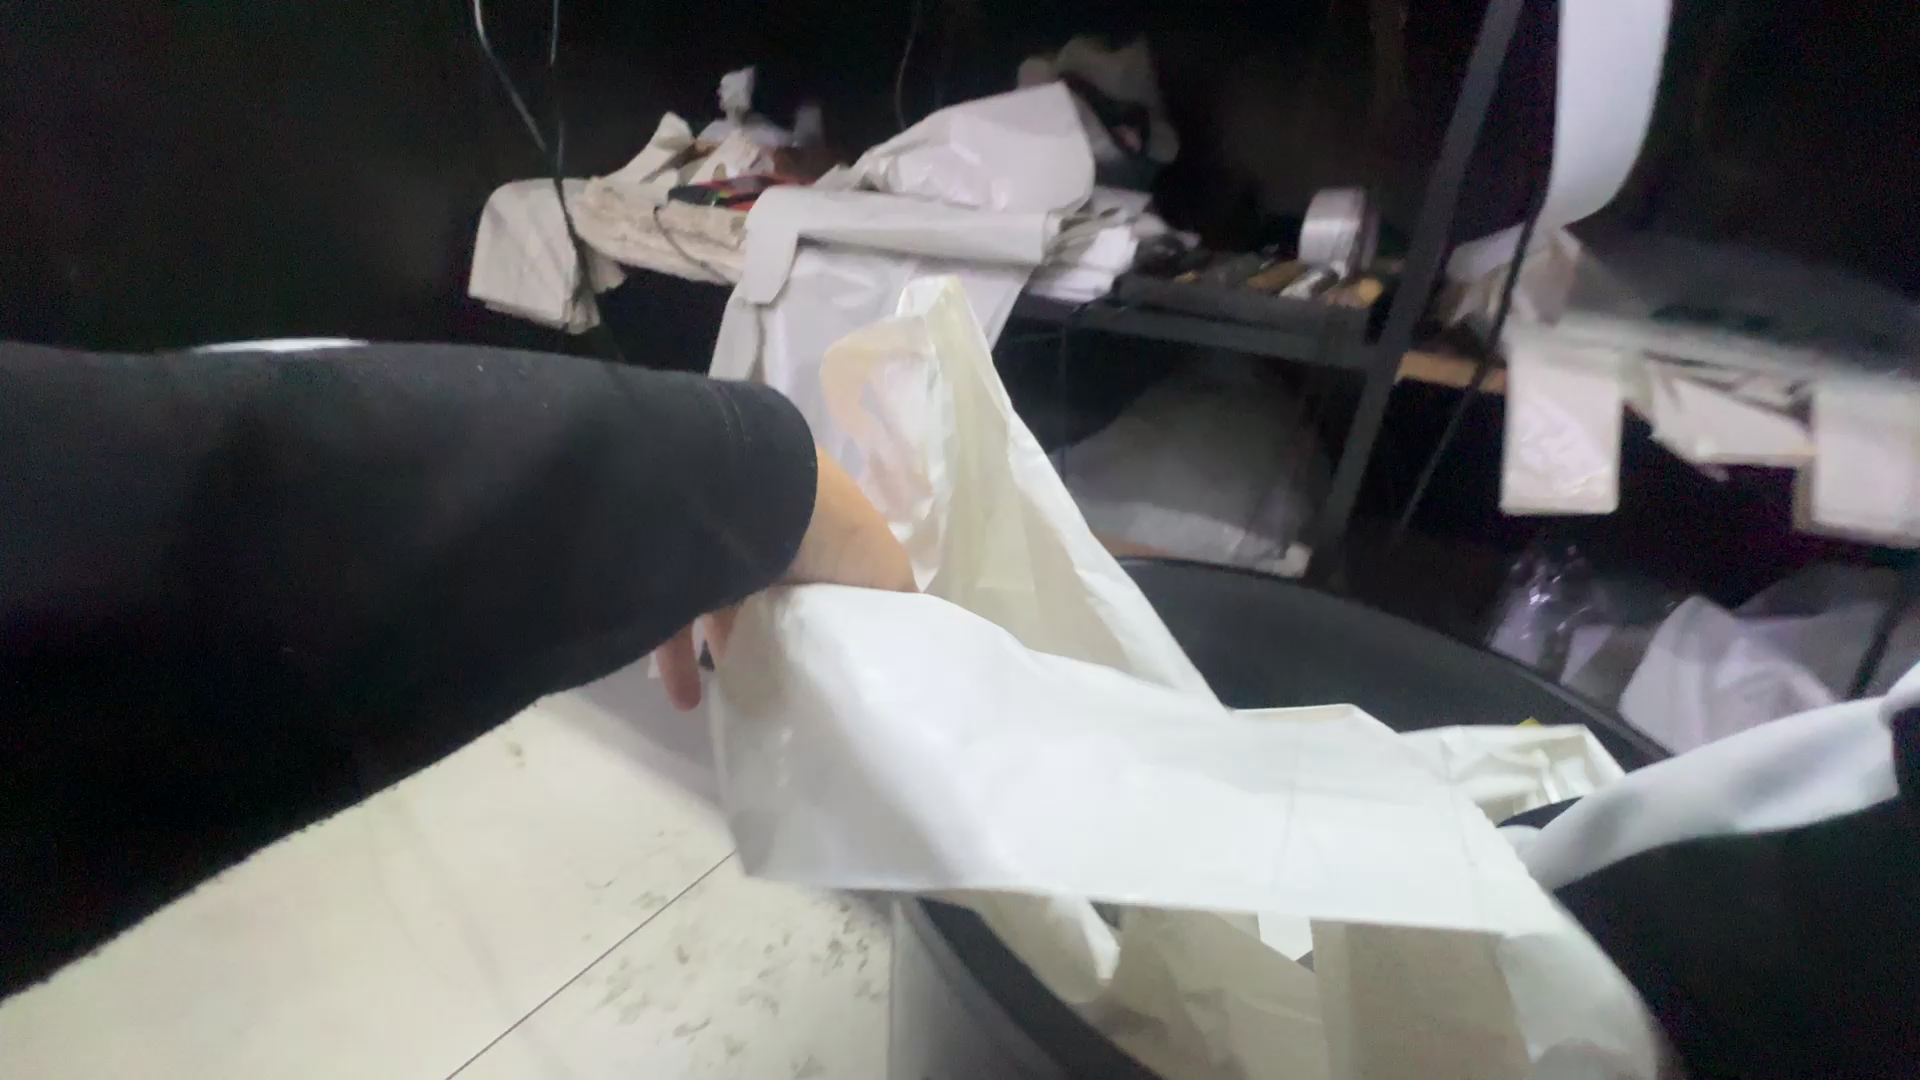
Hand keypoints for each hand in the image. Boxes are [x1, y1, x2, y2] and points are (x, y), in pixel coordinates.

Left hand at [657, 445, 914, 709]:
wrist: (747, 499)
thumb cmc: (830, 533)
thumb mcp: (884, 568)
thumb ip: (895, 600)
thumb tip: (903, 636)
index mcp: (820, 523)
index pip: (829, 571)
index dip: (832, 612)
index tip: (834, 654)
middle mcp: (765, 528)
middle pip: (774, 590)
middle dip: (778, 633)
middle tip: (787, 677)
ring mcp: (715, 546)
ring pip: (721, 607)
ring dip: (728, 651)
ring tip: (738, 692)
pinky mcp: (671, 570)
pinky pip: (673, 620)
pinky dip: (678, 663)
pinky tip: (689, 698)